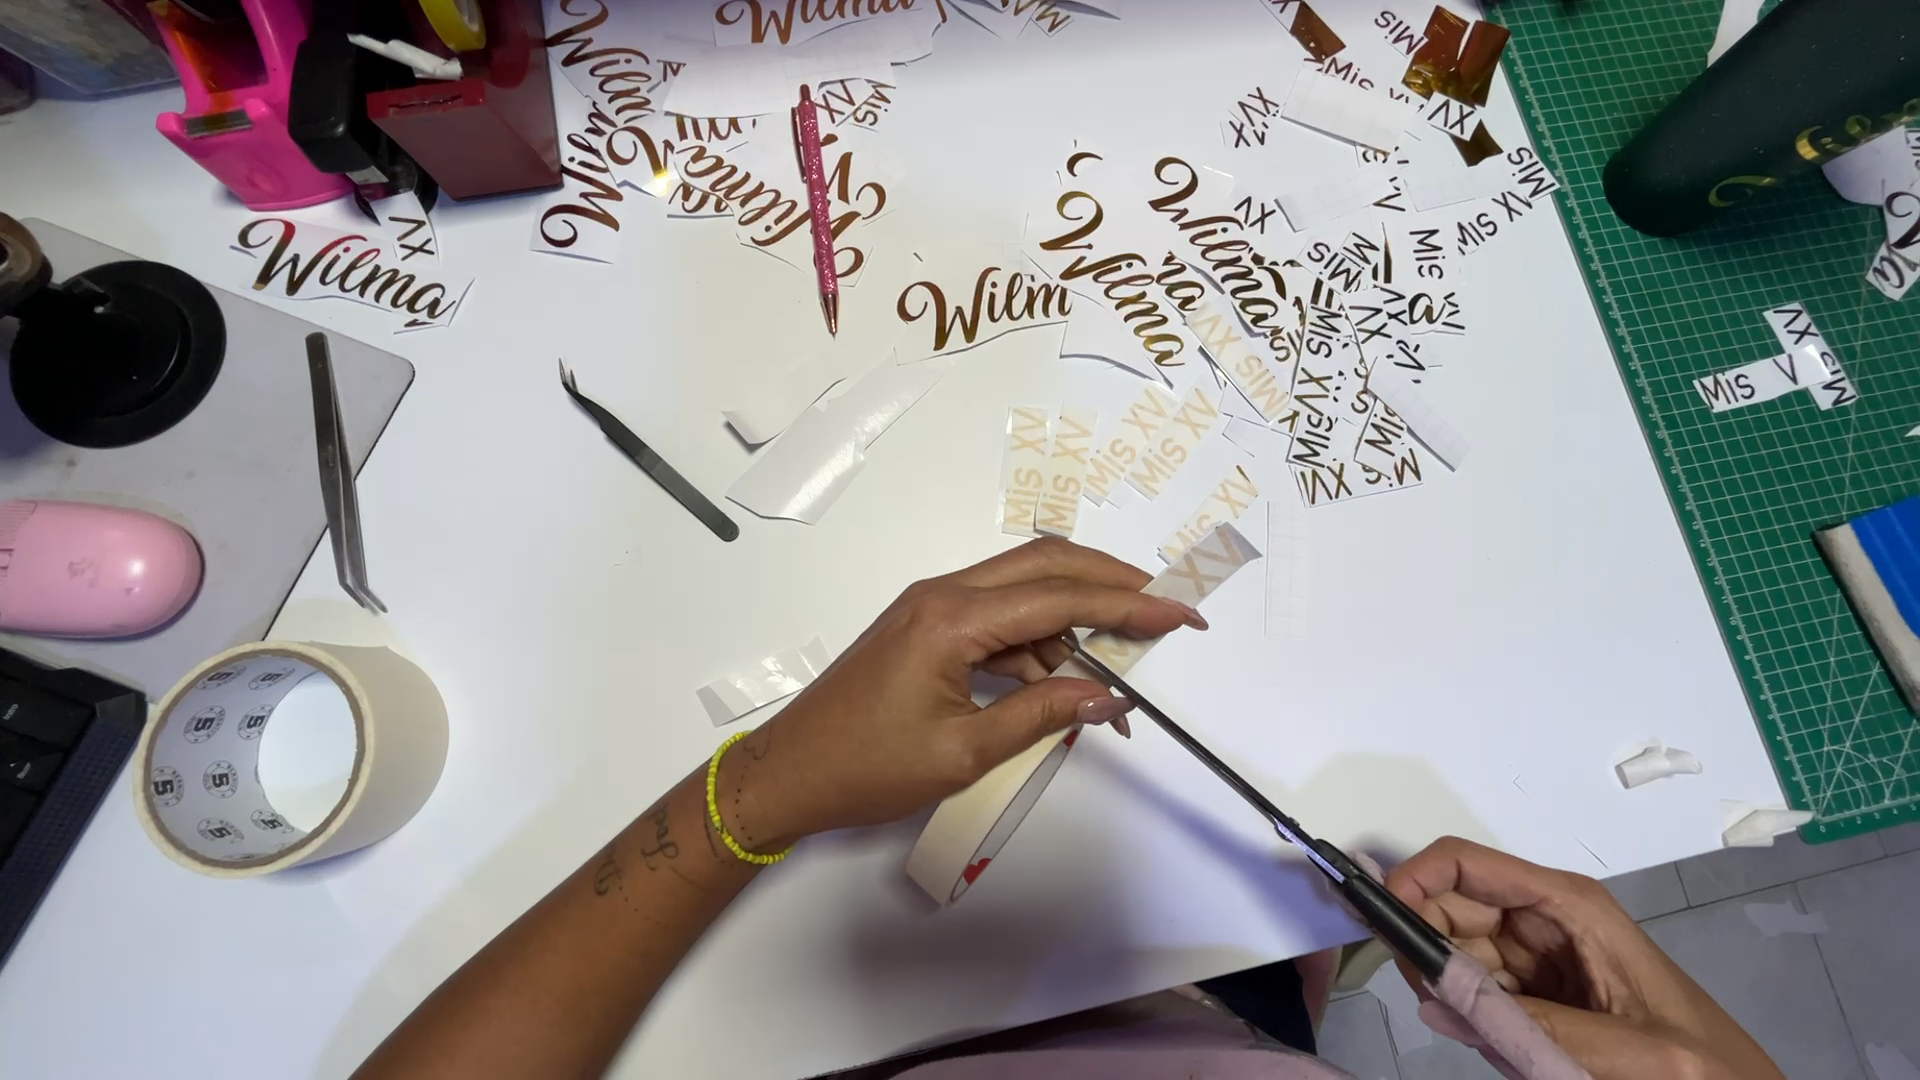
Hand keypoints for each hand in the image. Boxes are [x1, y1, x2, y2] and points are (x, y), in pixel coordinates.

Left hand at [714, 537, 1203, 851]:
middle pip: (1044, 564)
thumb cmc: (867, 767)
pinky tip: (1057, 685)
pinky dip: (1034, 644)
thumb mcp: (965, 751)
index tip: (1180, 614)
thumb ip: (1042, 715)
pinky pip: (996, 620)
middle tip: (1162, 608)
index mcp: (952, 618)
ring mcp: (932, 606)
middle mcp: (944, 594)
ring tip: (1112, 673)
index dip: (1127, 605)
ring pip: (1022, 591)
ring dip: (1071, 623)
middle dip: (1108, 582)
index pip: (1059, 597)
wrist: (789, 773)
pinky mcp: (926, 627)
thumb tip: (1106, 698)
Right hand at [1385, 837, 1785, 1079]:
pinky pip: (1474, 988)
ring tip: (1503, 1046)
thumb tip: (1430, 996)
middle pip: (1445, 906)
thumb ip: (1536, 1030)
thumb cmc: (1712, 1074)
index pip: (1461, 862)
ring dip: (1456, 994)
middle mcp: (1540, 916)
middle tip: (1441, 1005)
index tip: (1383, 927)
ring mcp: (1532, 953)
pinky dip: (1474, 1017)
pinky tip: (1509, 1051)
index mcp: (1564, 903)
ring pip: (1451, 950)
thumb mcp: (1641, 1059)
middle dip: (1429, 950)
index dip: (1411, 879)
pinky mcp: (1529, 988)